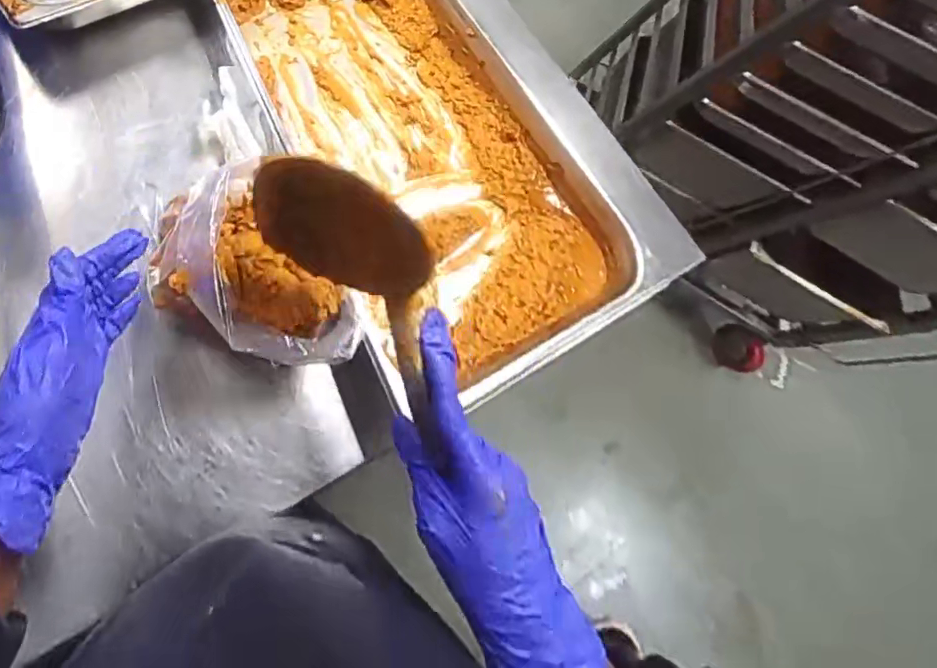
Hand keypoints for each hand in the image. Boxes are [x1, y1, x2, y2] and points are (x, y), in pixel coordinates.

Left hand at [0, 229, 147, 554]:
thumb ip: (61, 303)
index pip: (81, 275)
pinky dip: (117, 314)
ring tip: (136, 270)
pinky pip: (104, 329)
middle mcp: (63, 327)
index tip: (130, 241)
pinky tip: (129, 306)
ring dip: (116, 285)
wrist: (29, 456)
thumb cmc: (39, 405)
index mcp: (53, 319)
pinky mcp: (85, 363)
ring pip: (98, 305)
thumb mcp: (51, 348)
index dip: (105, 255)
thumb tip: (65, 259)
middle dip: (113, 263)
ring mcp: (74, 345)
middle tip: (139, 245)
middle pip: (90, 285)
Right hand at [390, 310, 604, 667]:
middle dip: (432, 442)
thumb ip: (420, 468)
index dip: (437, 361)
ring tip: (445, 514)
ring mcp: (510, 471)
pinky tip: (463, 516)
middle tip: (423, 480)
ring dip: (448, 468)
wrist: (528, 612)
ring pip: (465, 451)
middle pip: (453, 429)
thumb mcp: (433, 520)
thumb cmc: (474, 568)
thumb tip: (407, 426)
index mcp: (473, 465)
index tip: (433, 323)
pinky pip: (478, 467)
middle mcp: (496, 458)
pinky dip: (463, 478)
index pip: (447, 404)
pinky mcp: (516, 486)